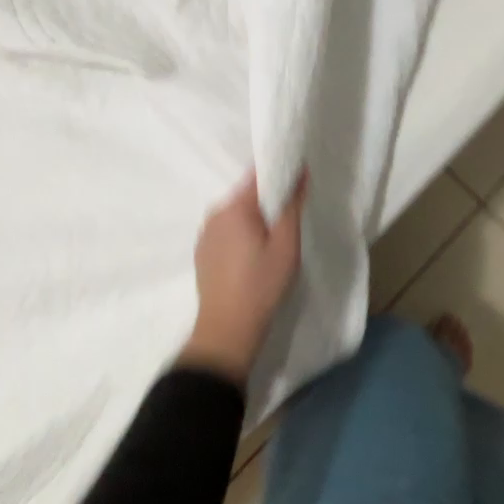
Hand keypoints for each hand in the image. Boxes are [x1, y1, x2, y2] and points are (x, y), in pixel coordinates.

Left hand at [176, 171, 306, 381]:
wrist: (227, 329)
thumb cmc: (262, 285)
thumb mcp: (286, 244)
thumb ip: (292, 206)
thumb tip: (300, 173)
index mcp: (234, 208)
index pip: (258, 176)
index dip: (280, 174)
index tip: (300, 180)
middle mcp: (215, 214)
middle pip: (247, 195)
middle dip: (269, 200)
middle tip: (292, 218)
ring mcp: (205, 234)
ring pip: (237, 214)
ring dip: (255, 219)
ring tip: (275, 239)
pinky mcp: (203, 252)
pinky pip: (227, 231)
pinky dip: (242, 234)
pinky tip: (255, 255)